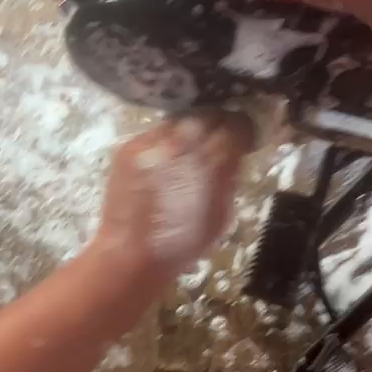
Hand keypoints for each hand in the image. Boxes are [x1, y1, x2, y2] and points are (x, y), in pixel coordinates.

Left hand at [88, 113, 253, 284]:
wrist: (130, 256)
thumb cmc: (182, 244)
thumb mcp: (221, 213)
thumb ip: (230, 177)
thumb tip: (235, 153)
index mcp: (211, 163)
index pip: (236, 126)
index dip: (243, 130)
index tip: (242, 139)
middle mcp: (181, 145)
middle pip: (208, 116)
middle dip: (217, 126)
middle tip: (217, 143)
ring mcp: (151, 143)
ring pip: (180, 122)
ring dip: (189, 133)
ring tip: (189, 153)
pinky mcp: (129, 147)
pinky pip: (155, 134)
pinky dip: (165, 143)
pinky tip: (165, 161)